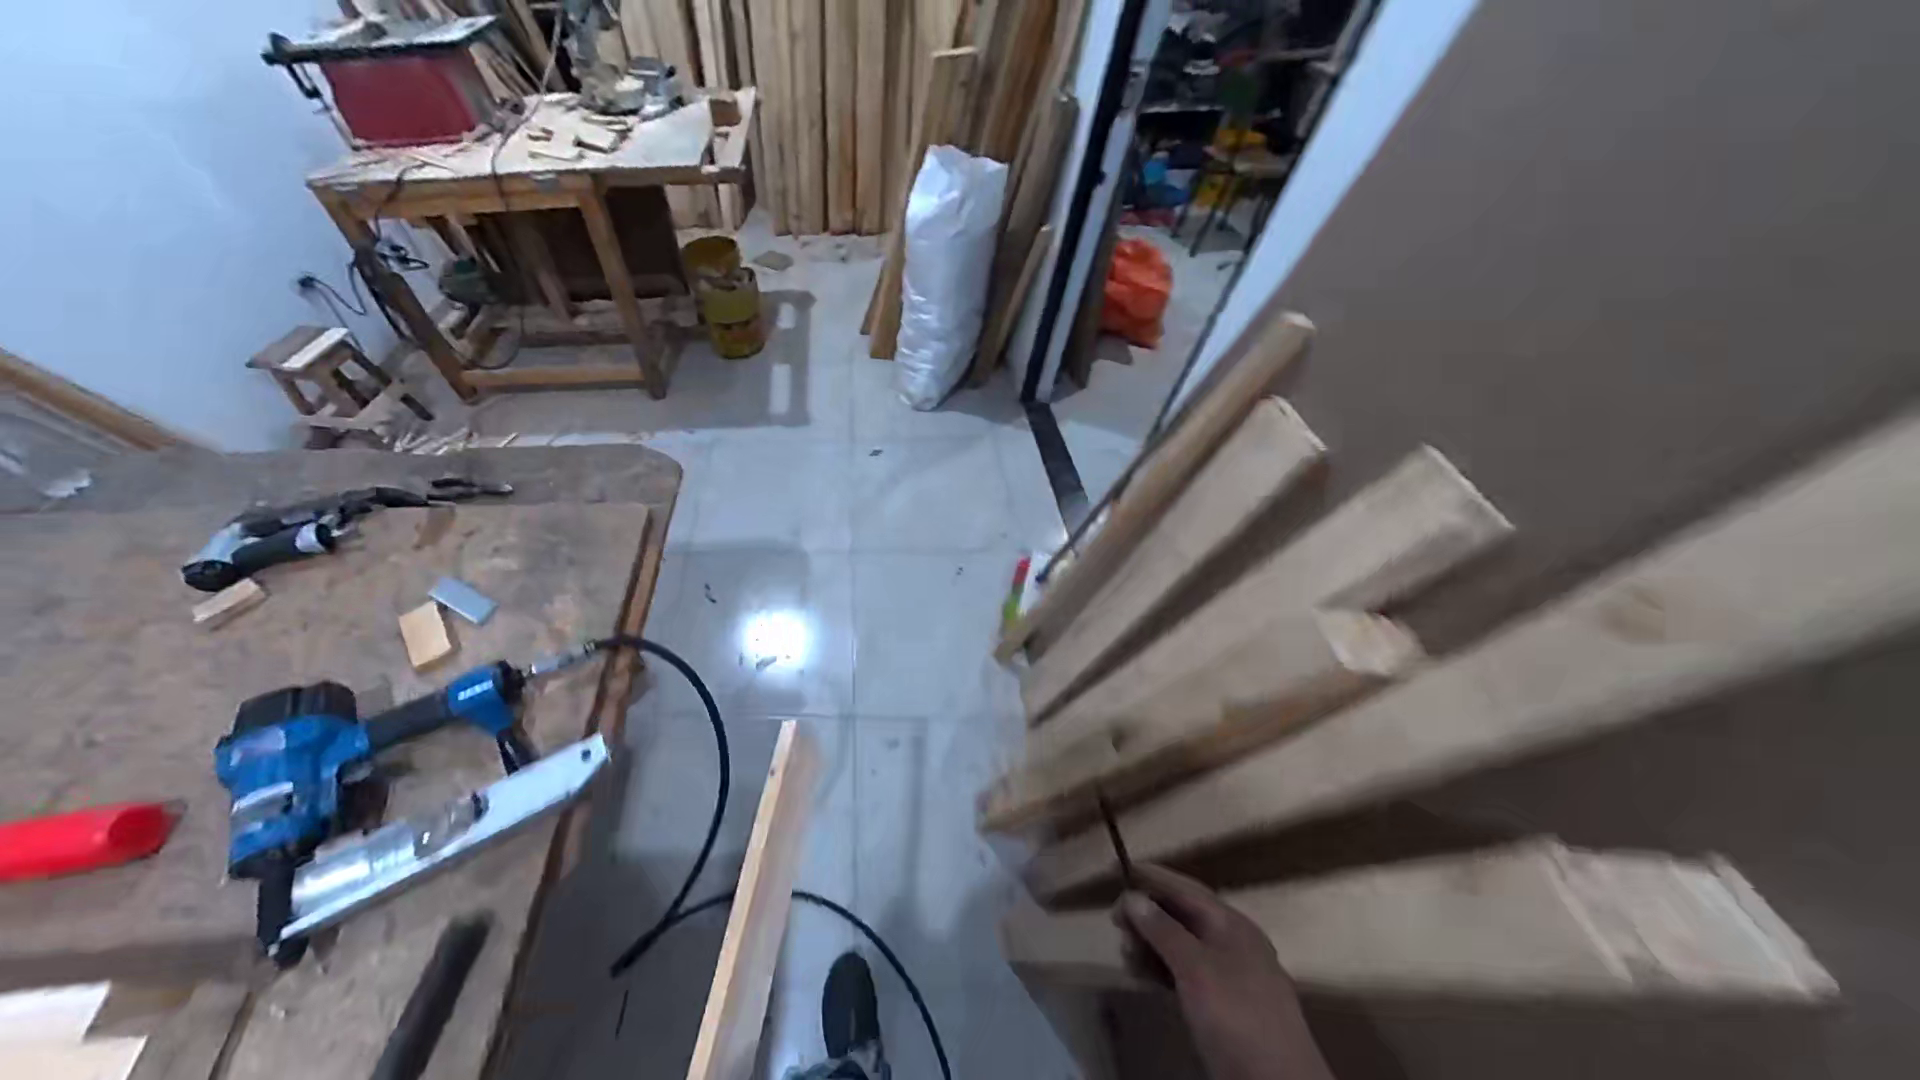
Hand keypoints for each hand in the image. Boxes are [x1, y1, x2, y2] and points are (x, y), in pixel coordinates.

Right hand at [1113, 864, 1334, 1079]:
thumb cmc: (1238, 1020)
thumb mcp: (1196, 969)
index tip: (1117, 870)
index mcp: (1232, 926)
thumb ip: (1163, 930)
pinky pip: (1183, 973)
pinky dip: (1161, 970)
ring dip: (1150, 944)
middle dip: (1147, 914)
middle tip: (1115, 923)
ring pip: (1180, 946)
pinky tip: (1141, 977)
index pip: (1186, 889)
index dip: (1152, 877)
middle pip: (1181, 915)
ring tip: (1126, 956)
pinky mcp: (1220, 1007)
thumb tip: (1133, 897)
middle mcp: (1231, 944)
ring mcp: (1227, 977)